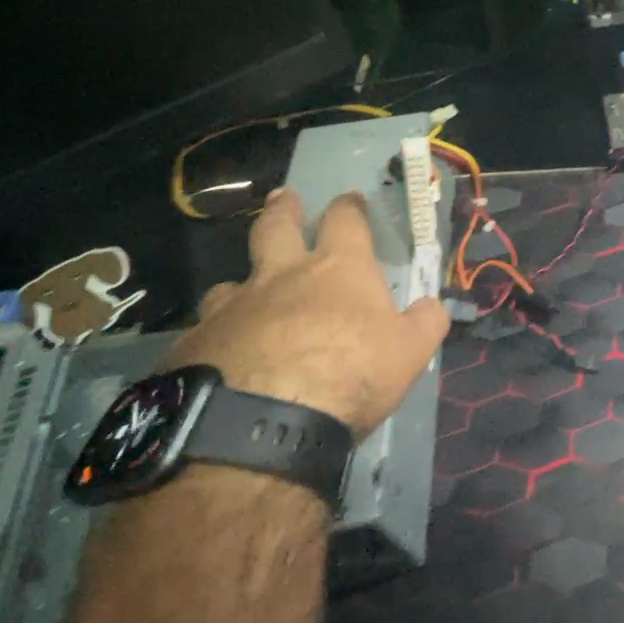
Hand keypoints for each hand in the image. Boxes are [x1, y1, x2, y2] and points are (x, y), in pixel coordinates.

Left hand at [169, 189, 448, 437]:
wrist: (262, 425)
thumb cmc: (351, 375)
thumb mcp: (411, 351)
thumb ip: (425, 323)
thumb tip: (431, 305)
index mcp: (338, 270)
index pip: (345, 222)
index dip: (349, 207)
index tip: (350, 199)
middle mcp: (280, 277)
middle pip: (275, 229)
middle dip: (283, 210)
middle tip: (283, 198)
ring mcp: (230, 309)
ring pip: (230, 282)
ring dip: (241, 282)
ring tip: (243, 291)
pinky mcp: (192, 345)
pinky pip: (204, 331)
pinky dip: (216, 335)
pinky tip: (219, 355)